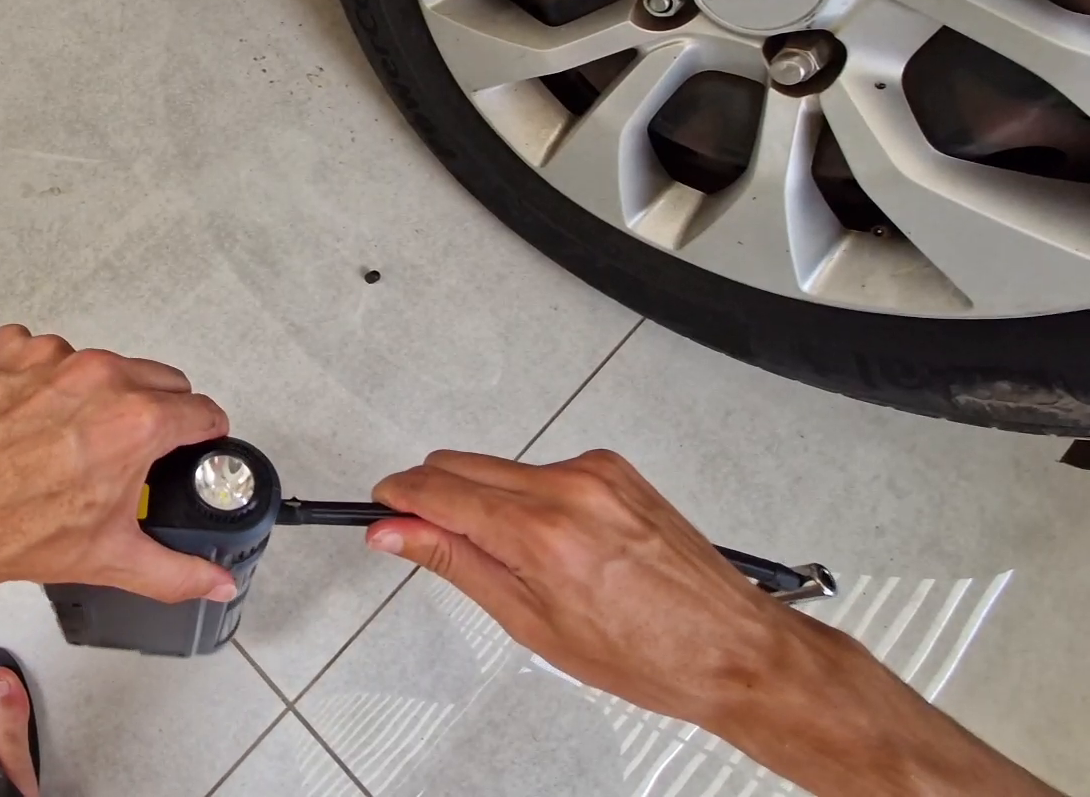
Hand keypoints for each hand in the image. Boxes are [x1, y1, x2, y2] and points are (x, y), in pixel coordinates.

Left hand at [0, 325, 237, 602]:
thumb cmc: (5, 531)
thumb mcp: (105, 559)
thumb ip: (176, 571)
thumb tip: (216, 581)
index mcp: (134, 421)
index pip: (201, 410)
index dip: (206, 432)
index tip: (198, 441)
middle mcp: (98, 376)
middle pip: (159, 380)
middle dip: (159, 411)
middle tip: (131, 450)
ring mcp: (50, 354)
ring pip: (102, 366)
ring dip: (99, 394)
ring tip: (67, 436)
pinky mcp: (10, 346)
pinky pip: (47, 355)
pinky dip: (45, 380)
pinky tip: (25, 417)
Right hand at [366, 449, 801, 727]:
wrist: (737, 652)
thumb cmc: (640, 656)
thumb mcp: (527, 621)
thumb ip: (450, 560)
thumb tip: (391, 531)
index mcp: (538, 533)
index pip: (435, 488)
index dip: (397, 495)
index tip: (382, 509)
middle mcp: (563, 487)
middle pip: (456, 463)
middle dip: (431, 493)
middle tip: (435, 537)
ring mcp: (590, 470)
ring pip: (493, 464)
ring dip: (479, 495)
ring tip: (511, 550)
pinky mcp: (609, 465)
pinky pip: (535, 466)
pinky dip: (522, 492)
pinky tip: (551, 534)